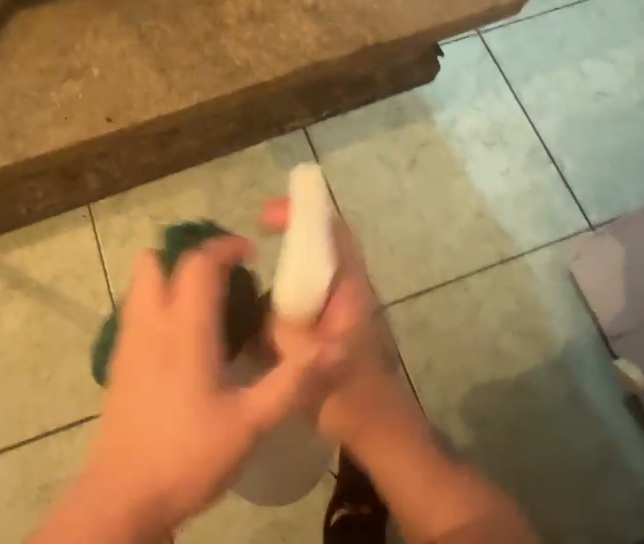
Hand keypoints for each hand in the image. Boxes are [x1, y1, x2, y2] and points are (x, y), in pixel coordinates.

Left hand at [69, 235, 320, 537]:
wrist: (123, 498)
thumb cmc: (189, 455)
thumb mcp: (252, 423)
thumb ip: (294, 382)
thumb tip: (337, 347)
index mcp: (186, 327)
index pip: (200, 262)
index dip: (225, 246)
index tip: (251, 252)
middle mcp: (152, 323)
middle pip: (157, 261)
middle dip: (191, 256)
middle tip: (226, 274)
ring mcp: (128, 342)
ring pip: (140, 284)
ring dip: (168, 276)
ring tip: (204, 302)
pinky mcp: (118, 364)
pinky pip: (135, 312)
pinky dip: (156, 304)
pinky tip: (181, 341)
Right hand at [261, 198, 419, 446]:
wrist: (381, 431)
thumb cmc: (345, 394)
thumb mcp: (301, 357)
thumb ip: (280, 322)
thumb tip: (261, 297)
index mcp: (350, 288)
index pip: (332, 230)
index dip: (301, 212)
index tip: (266, 215)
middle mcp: (356, 287)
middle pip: (328, 240)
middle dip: (296, 227)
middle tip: (261, 229)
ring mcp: (353, 304)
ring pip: (324, 263)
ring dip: (297, 254)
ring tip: (261, 261)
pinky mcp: (347, 322)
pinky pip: (320, 286)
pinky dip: (297, 280)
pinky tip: (273, 302)